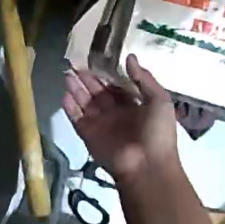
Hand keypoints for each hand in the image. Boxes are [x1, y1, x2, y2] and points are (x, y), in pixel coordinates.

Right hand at [63, 55, 181, 184]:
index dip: (108, 74)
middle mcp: (117, 114)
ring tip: (68, 73)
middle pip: (99, 93)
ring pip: (86, 103)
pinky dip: (70, 107)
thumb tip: (130, 57)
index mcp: (136, 106)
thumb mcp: (159, 100)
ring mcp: (102, 125)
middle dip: (88, 79)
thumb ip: (144, 78)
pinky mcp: (89, 135)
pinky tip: (65, 93)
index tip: (98, 58)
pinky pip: (77, 118)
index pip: (118, 87)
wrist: (146, 166)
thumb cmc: (158, 132)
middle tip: (76, 63)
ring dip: (77, 89)